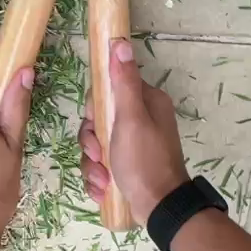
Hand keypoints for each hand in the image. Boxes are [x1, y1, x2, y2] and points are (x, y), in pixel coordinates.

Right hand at [78, 39, 189, 221]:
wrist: (159, 207)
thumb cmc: (144, 161)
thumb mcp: (131, 119)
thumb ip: (123, 83)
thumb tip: (120, 43)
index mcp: (146, 103)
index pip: (107, 91)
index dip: (94, 109)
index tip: (96, 125)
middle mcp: (141, 120)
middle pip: (97, 120)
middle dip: (92, 142)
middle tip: (99, 155)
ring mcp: (133, 144)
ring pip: (95, 145)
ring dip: (93, 164)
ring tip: (103, 179)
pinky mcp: (125, 165)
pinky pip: (99, 165)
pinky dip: (98, 178)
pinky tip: (104, 189)